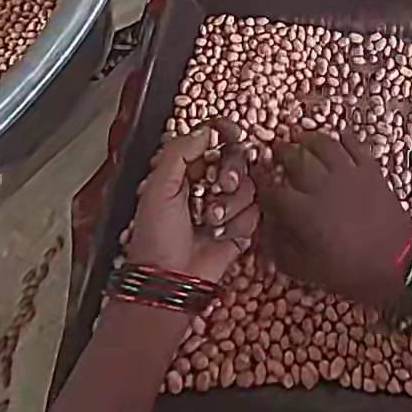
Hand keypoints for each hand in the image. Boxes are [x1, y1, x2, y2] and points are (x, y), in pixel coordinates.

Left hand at [126, 120, 257, 282]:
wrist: (169, 280)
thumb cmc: (156, 234)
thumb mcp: (159, 187)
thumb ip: (179, 152)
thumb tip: (206, 130)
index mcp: (187, 170)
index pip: (213, 141)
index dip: (225, 135)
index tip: (234, 133)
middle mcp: (209, 184)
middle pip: (237, 159)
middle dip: (232, 171)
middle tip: (222, 185)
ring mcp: (227, 206)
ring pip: (249, 187)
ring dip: (231, 204)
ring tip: (211, 220)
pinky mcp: (240, 228)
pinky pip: (254, 214)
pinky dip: (238, 224)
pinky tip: (221, 235)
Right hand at [257, 128, 411, 305]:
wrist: (402, 266)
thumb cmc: (354, 273)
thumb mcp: (311, 272)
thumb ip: (283, 251)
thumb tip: (267, 231)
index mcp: (305, 213)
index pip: (273, 192)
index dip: (261, 186)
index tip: (257, 183)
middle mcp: (323, 186)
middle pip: (295, 159)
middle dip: (281, 153)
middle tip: (276, 151)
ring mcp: (349, 173)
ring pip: (322, 145)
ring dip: (308, 139)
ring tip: (300, 139)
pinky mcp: (370, 169)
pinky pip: (353, 144)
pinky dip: (342, 138)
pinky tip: (336, 139)